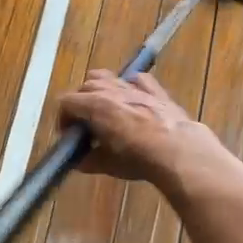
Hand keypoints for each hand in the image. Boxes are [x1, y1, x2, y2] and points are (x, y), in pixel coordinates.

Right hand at [57, 70, 222, 184]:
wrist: (178, 149)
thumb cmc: (139, 158)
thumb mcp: (108, 165)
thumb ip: (89, 160)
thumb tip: (79, 161)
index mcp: (95, 106)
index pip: (66, 102)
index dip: (63, 119)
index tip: (69, 135)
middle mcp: (111, 90)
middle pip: (85, 87)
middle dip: (81, 104)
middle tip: (86, 126)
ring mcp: (134, 86)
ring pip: (107, 77)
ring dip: (101, 90)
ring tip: (106, 110)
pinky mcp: (155, 89)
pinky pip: (137, 79)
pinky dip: (130, 85)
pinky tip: (133, 100)